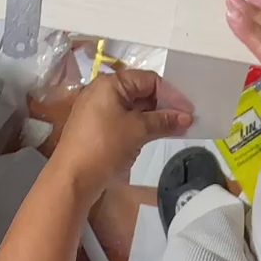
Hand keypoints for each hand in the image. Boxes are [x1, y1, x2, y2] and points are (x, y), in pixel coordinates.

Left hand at [49, 70, 191, 198]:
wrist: (71, 180)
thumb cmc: (105, 147)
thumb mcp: (138, 131)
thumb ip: (164, 121)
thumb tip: (187, 117)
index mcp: (110, 83)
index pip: (149, 80)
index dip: (171, 94)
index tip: (189, 111)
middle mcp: (103, 90)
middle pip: (141, 91)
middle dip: (164, 104)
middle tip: (185, 119)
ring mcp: (98, 109)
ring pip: (133, 106)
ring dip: (154, 116)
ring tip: (175, 128)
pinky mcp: (97, 127)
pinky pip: (124, 118)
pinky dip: (141, 124)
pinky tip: (155, 134)